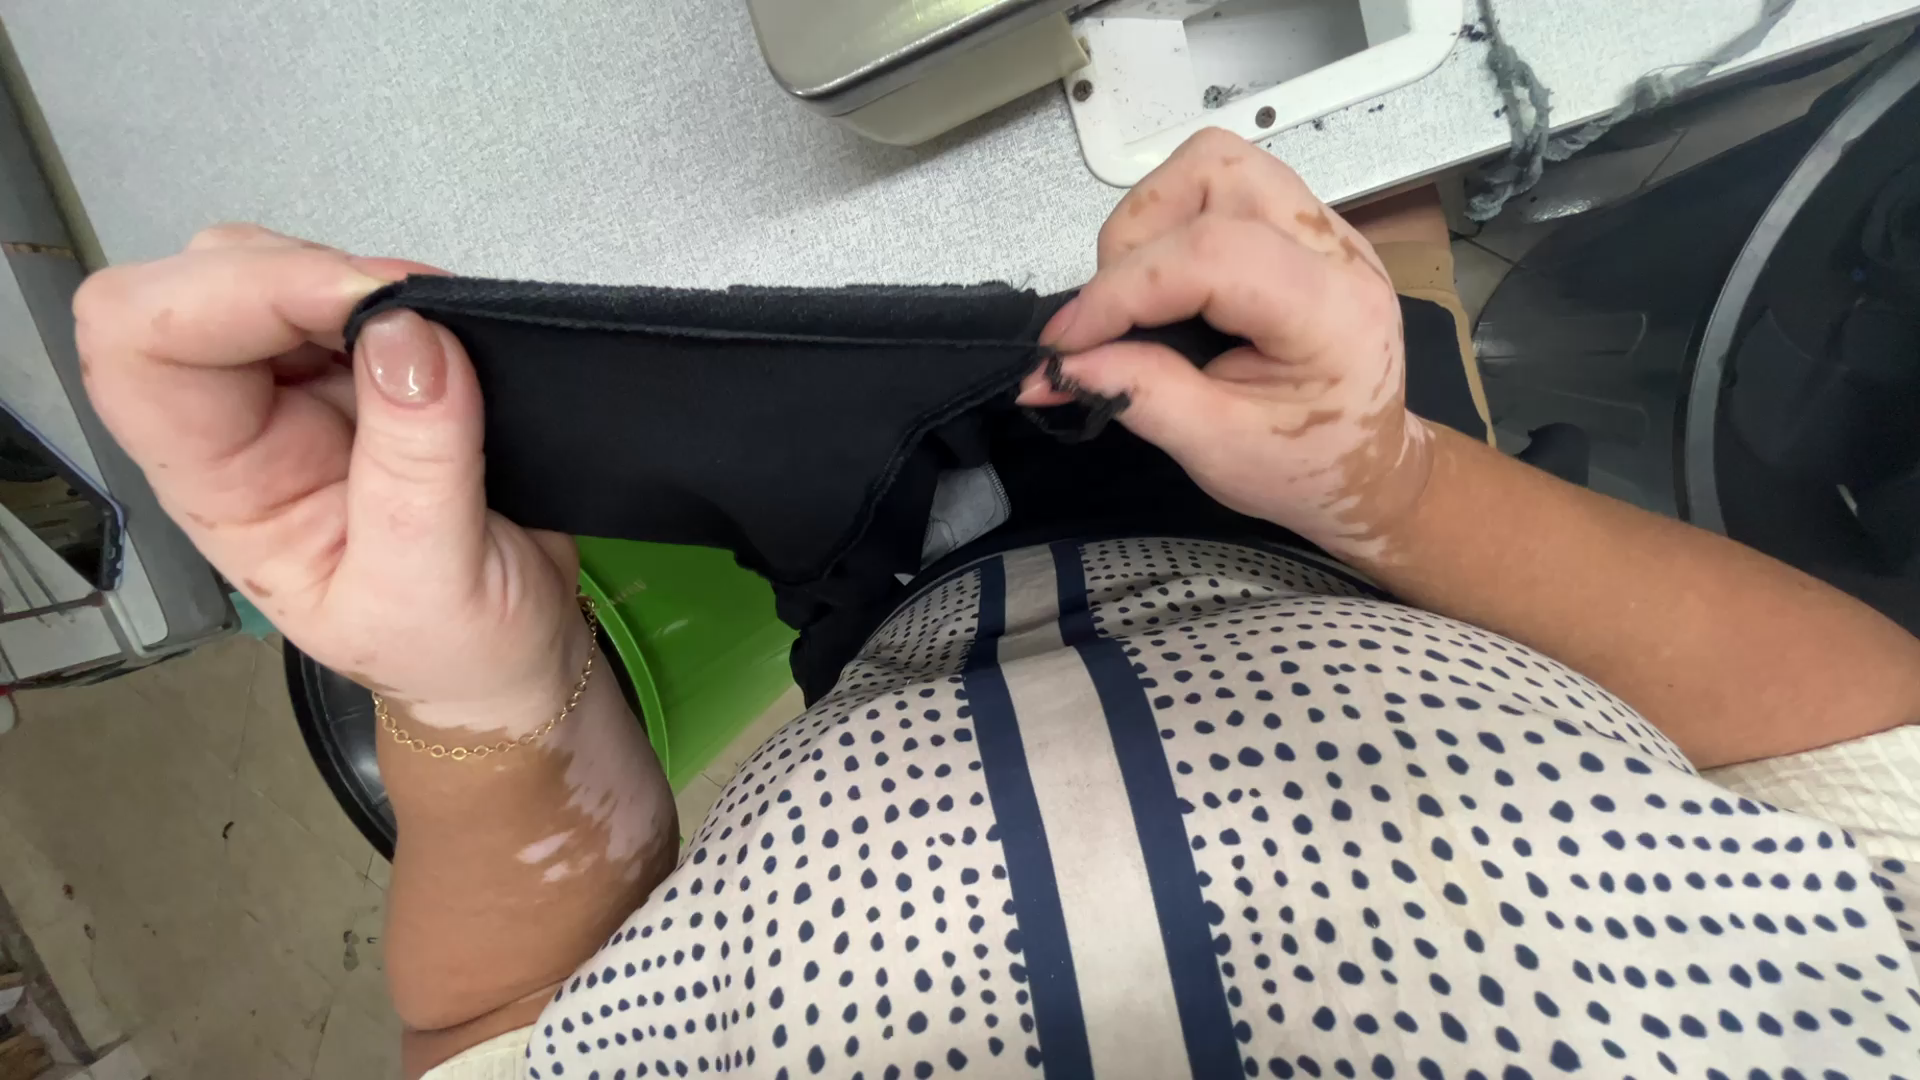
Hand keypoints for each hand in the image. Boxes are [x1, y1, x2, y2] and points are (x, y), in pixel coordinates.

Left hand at [75, 225, 584, 733]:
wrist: (516, 657)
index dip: (237, 298)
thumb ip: (420, 466)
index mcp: (229, 488)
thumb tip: (413, 336)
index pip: (152, 350)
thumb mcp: (432, 578)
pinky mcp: (398, 398)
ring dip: (368, 284)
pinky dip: (421, 303)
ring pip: (290, 283)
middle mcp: (259, 431)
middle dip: (305, 275)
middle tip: (421, 306)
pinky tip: (468, 334)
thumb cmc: (460, 645)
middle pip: (206, 292)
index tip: (369, 305)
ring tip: (455, 326)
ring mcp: (329, 409)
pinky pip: (382, 315)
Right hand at [1019, 129, 1432, 561]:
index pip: (1209, 255)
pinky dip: (1167, 230)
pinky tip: (1164, 292)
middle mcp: (1332, 245)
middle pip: (1209, 173)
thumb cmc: (1301, 470)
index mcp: (1329, 310)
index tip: (1063, 346)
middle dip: (1132, 243)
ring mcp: (1318, 227)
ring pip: (1209, 166)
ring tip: (1135, 302)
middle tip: (1111, 321)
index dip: (1118, 292)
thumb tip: (1057, 368)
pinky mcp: (1295, 230)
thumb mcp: (1213, 449)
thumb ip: (1137, 396)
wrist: (1365, 469)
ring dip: (1147, 226)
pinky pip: (1217, 191)